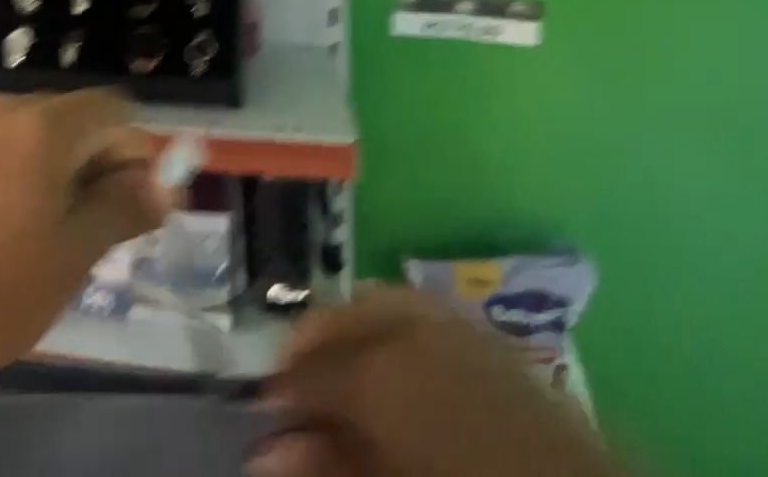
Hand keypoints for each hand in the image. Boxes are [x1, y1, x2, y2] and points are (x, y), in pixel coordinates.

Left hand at [0, 88, 169, 394]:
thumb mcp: (67, 259)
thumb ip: (119, 211)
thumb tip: (161, 186)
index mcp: (38, 126)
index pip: (111, 111)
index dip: (134, 155)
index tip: (132, 212)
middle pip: (69, 122)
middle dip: (94, 169)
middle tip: (91, 238)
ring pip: (27, 142)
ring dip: (53, 180)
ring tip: (42, 246)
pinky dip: (11, 184)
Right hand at [252, 285, 622, 476]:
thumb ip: (328, 467)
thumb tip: (268, 454)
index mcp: (380, 370)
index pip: (303, 371)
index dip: (279, 397)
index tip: (268, 424)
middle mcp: (412, 332)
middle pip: (336, 321)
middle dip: (311, 353)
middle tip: (299, 398)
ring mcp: (459, 330)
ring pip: (379, 306)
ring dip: (352, 336)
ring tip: (345, 382)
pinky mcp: (498, 344)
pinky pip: (426, 318)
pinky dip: (397, 333)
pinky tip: (399, 373)